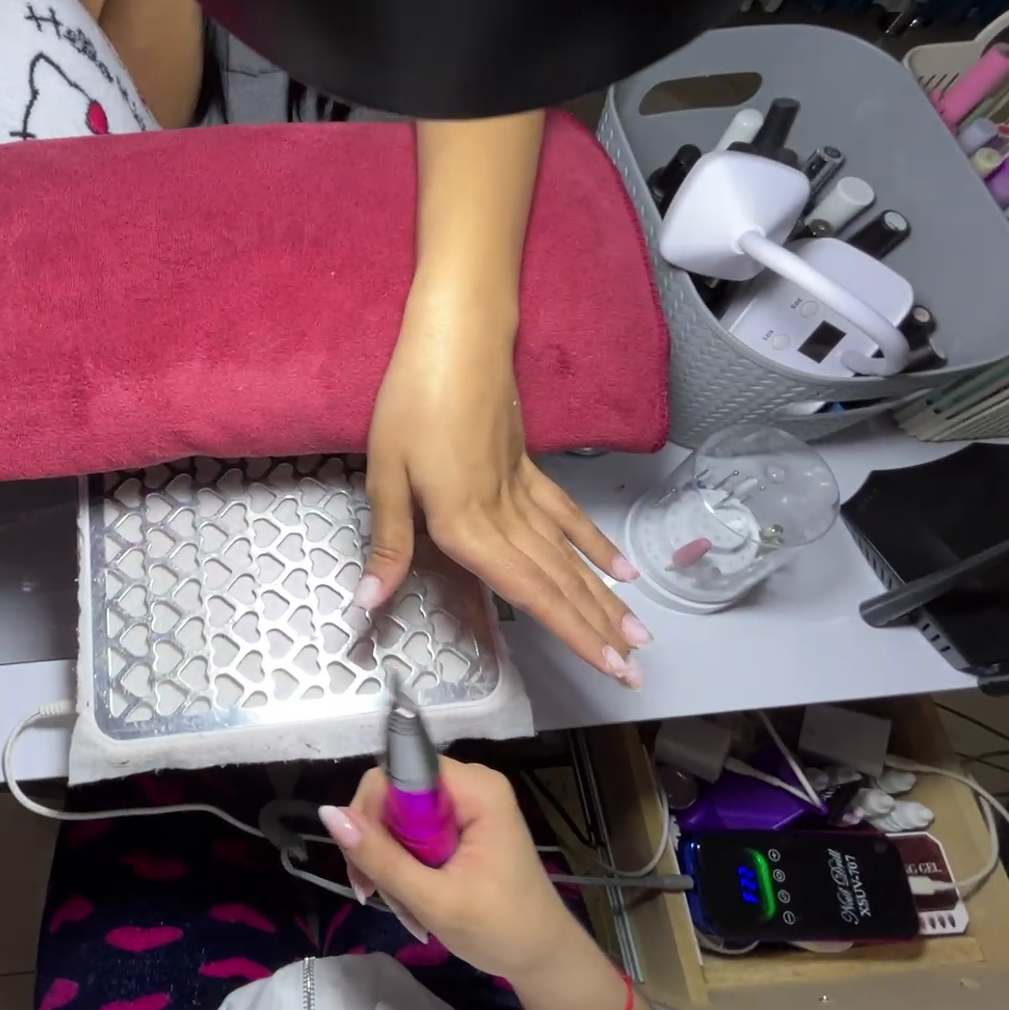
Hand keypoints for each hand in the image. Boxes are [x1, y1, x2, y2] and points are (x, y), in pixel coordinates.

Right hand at [317, 758, 588, 981]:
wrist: (545, 960)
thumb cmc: (501, 930)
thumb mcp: (434, 900)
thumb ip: (381, 857)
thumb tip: (328, 814)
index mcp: (475, 788)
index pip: (398, 771)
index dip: (371, 810)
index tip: (363, 858)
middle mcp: (469, 782)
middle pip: (394, 791)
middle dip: (377, 842)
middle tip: (372, 890)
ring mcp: (465, 801)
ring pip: (398, 813)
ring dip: (387, 858)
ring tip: (396, 903)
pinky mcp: (461, 820)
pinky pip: (413, 827)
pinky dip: (403, 861)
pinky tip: (408, 895)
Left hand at [362, 290, 648, 687]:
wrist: (455, 339)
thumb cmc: (410, 403)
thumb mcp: (385, 473)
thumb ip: (389, 541)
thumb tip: (369, 602)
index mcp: (466, 522)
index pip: (526, 590)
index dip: (569, 632)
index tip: (609, 668)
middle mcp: (504, 514)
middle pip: (557, 579)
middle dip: (597, 628)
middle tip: (638, 670)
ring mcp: (523, 489)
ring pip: (569, 553)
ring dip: (603, 596)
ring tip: (640, 634)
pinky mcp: (528, 467)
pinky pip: (566, 514)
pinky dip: (593, 543)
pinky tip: (619, 565)